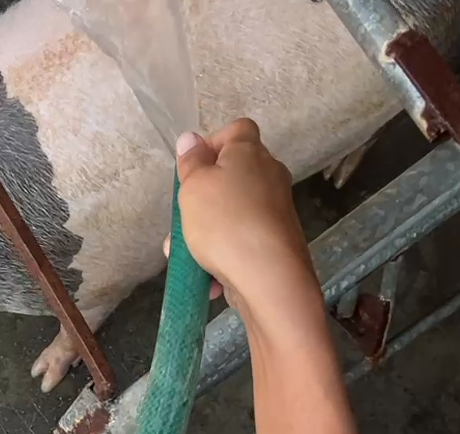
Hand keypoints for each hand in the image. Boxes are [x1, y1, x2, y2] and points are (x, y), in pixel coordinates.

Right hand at [169, 119, 313, 309]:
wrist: (267, 274)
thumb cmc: (224, 222)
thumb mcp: (194, 188)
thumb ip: (190, 163)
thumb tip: (190, 139)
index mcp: (249, 152)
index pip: (236, 130)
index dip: (211, 145)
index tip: (192, 171)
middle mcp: (269, 174)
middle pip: (231, 177)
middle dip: (203, 200)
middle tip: (183, 223)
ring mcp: (275, 209)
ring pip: (233, 213)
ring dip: (208, 233)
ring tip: (190, 259)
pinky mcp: (276, 239)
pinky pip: (242, 239)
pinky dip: (225, 253)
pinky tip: (211, 276)